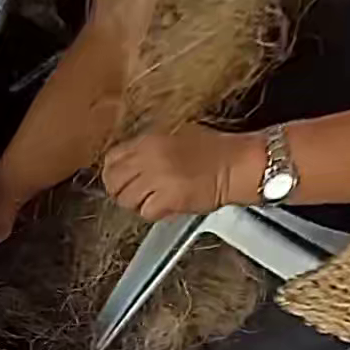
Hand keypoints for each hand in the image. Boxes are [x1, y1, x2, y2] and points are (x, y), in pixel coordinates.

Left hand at [100, 124, 263, 222]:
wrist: (238, 164)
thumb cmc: (212, 151)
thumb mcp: (176, 136)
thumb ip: (147, 149)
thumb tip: (125, 164)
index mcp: (150, 139)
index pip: (111, 159)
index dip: (113, 173)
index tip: (122, 180)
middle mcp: (150, 157)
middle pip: (113, 183)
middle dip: (121, 192)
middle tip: (138, 194)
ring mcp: (158, 177)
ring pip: (127, 201)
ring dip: (139, 204)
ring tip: (158, 197)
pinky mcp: (168, 197)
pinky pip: (146, 212)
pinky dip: (156, 212)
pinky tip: (170, 204)